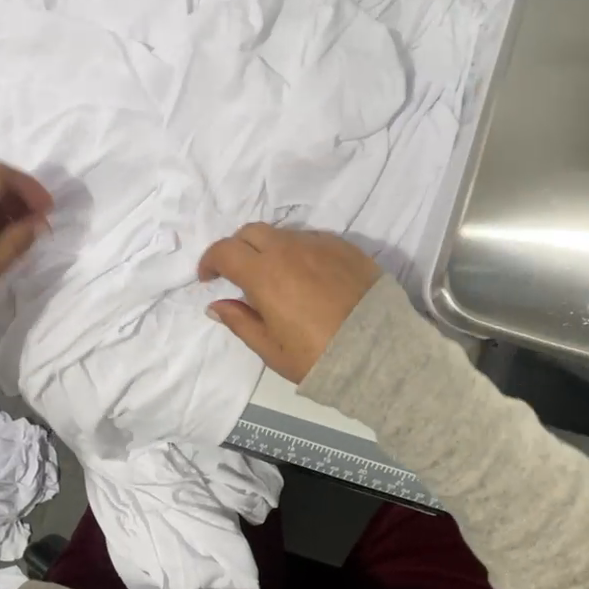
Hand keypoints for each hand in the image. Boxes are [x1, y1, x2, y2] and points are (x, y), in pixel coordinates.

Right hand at [198, 223, 380, 382]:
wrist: (380, 353)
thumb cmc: (318, 356)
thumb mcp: (271, 349)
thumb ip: (240, 322)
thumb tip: (216, 306)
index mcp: (264, 274)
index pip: (224, 251)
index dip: (210, 261)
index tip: (209, 279)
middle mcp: (290, 250)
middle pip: (251, 232)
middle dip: (237, 249)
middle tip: (238, 275)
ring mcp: (320, 244)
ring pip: (283, 234)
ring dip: (269, 250)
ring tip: (276, 278)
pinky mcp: (346, 248)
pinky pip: (311, 240)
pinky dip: (298, 252)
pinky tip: (306, 278)